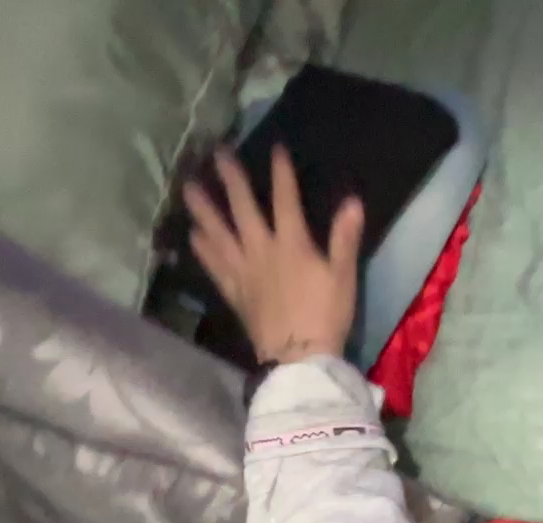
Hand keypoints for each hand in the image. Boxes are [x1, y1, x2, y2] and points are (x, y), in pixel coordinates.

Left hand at [183, 145, 364, 364]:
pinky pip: (213, 264)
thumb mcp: (343, 277)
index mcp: (291, 244)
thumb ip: (345, 239)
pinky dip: (202, 247)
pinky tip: (194, 235)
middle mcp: (261, 249)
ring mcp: (242, 270)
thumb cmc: (327, 316)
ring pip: (217, 231)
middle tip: (217, 153)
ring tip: (189, 186)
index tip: (275, 148)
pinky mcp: (234, 291)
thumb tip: (353, 202)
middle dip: (231, 178)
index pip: (285, 200)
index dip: (281, 173)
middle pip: (242, 207)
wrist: (299, 355)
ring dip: (203, 207)